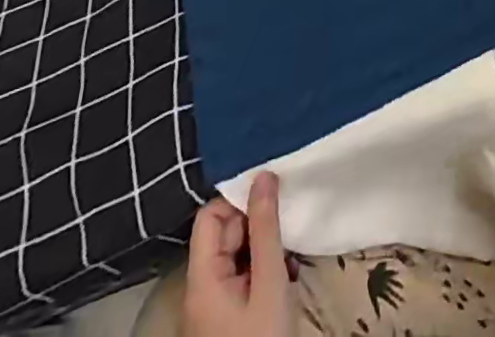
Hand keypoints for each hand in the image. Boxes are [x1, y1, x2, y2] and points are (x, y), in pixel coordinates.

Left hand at [182, 172, 292, 336]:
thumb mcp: (270, 283)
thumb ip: (266, 229)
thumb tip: (264, 176)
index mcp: (201, 276)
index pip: (210, 217)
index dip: (238, 201)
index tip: (273, 196)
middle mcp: (201, 286)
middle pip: (224, 234)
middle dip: (257, 224)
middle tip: (290, 225)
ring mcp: (213, 304)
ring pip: (237, 254)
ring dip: (265, 247)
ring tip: (293, 254)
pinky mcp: (227, 317)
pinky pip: (243, 277)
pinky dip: (265, 269)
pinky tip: (289, 275)